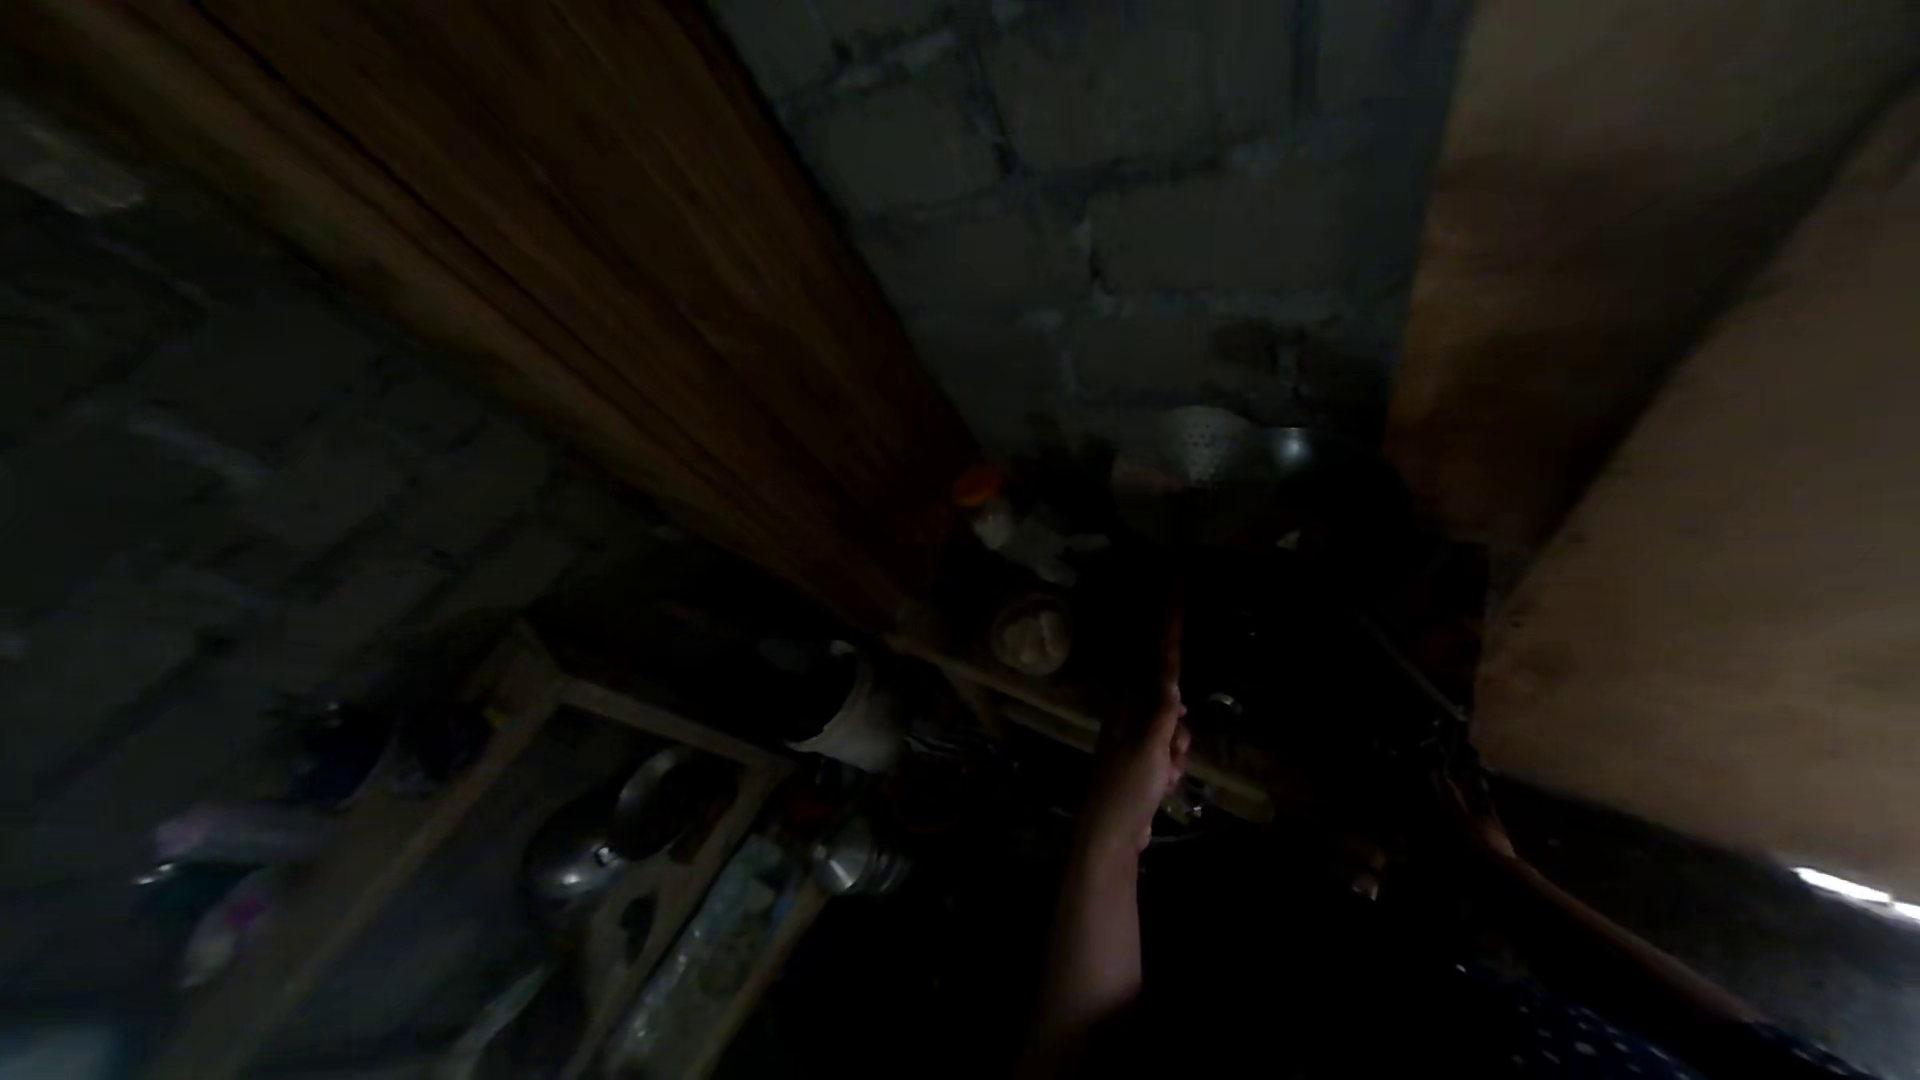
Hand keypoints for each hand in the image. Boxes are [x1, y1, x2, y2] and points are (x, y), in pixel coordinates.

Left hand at [1081, 695, 1190, 856]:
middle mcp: (1121, 734)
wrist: (1113, 831)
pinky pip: (1160, 767)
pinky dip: (1167, 775)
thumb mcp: (1151, 744)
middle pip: (1159, 721)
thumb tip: (1170, 679)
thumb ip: (1163, 712)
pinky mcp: (1137, 779)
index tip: (1183, 711)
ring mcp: (1128, 757)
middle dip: (1175, 737)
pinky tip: (1166, 789)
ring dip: (1173, 760)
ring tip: (1169, 776)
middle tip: (1177, 750)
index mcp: (1118, 719)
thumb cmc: (1131, 782)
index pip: (1145, 695)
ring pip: (1163, 746)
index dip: (1167, 700)